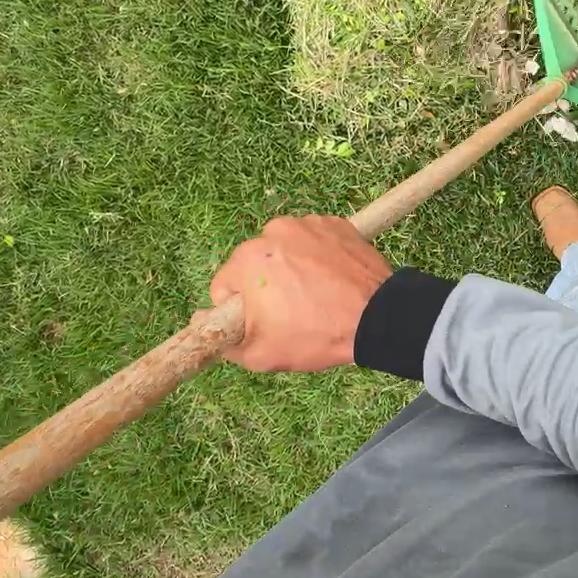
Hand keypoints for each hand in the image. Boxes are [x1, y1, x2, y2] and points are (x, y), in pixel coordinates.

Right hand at [206, 215, 392, 371]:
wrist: (378, 318)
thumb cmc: (316, 335)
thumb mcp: (260, 354)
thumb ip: (222, 340)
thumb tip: (199, 320)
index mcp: (247, 259)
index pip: (225, 285)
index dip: (241, 309)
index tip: (265, 321)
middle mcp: (275, 231)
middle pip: (256, 263)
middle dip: (267, 285)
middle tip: (294, 310)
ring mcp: (310, 223)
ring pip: (286, 249)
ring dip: (294, 267)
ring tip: (317, 294)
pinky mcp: (337, 223)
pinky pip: (316, 241)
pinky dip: (320, 256)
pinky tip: (334, 279)